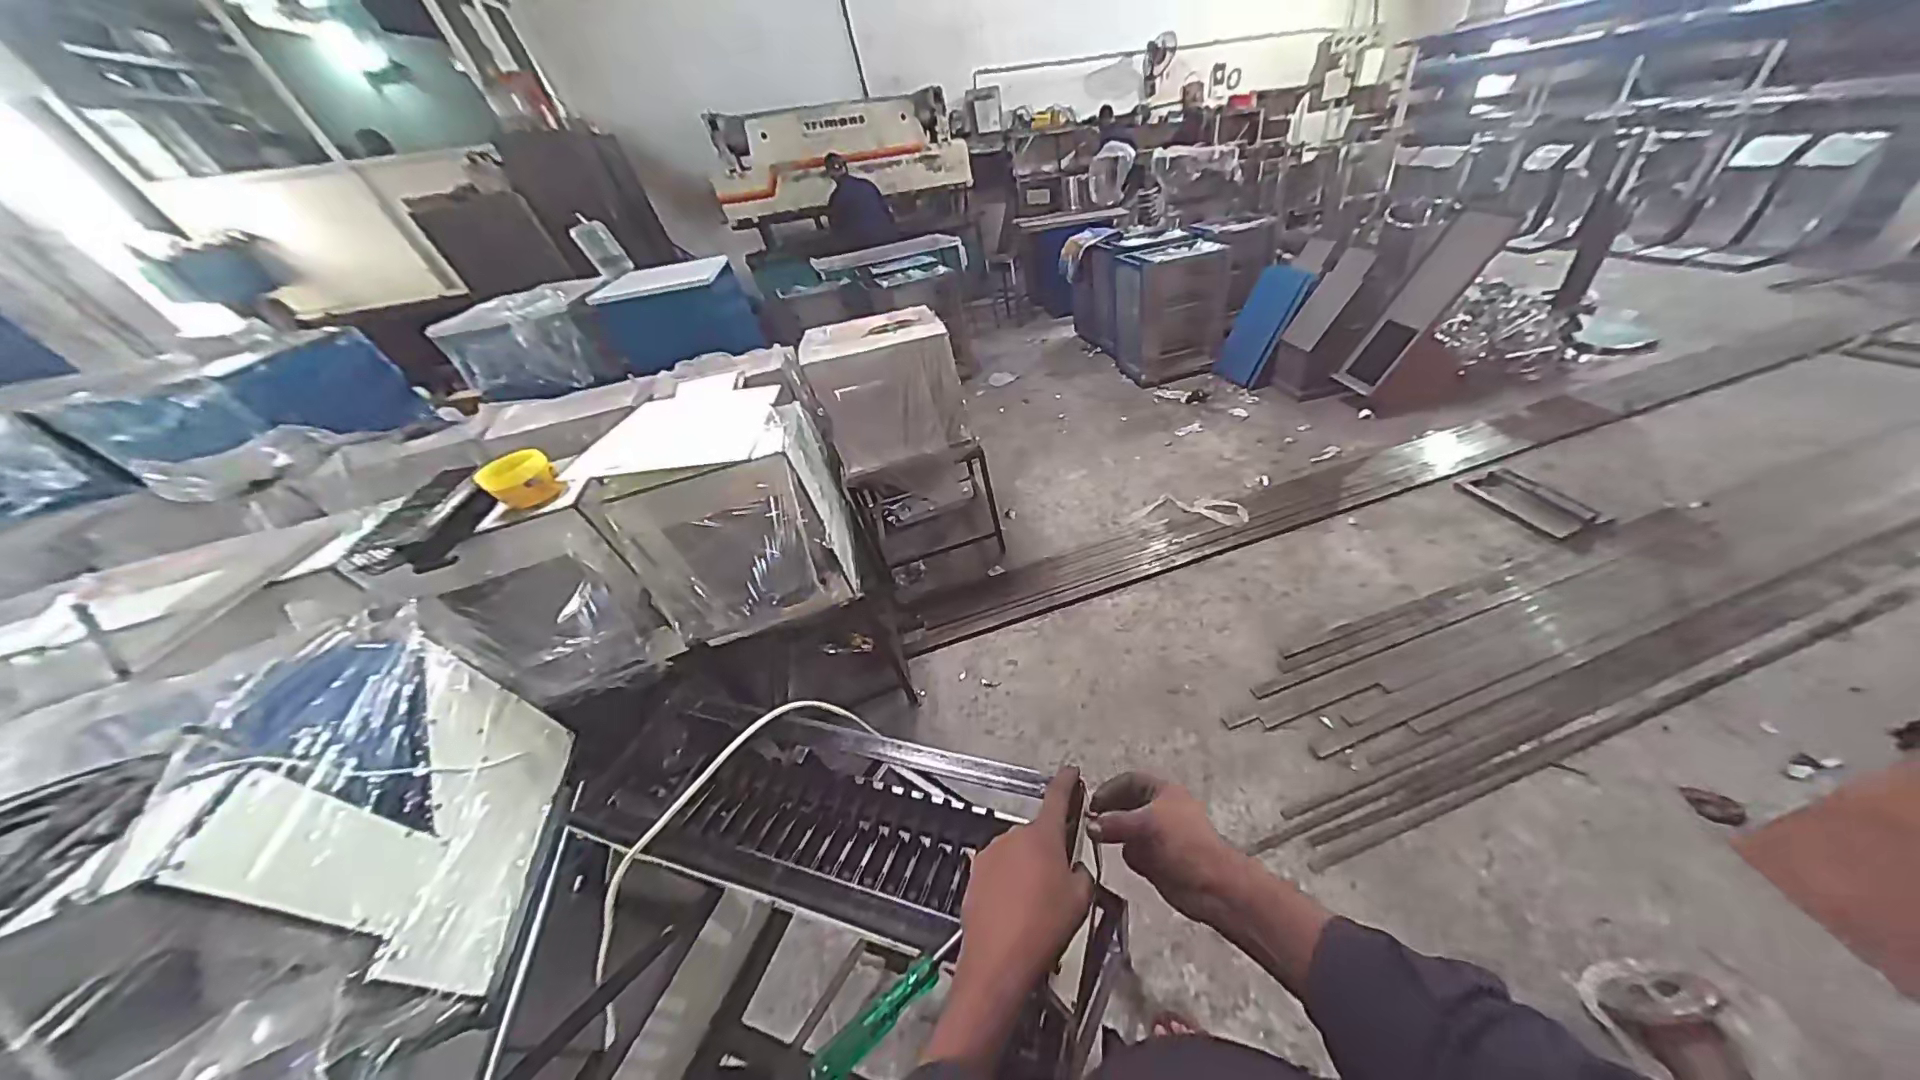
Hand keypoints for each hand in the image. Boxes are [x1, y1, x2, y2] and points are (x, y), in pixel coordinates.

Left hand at [954, 766, 1095, 992]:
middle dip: (1048, 852)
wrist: (998, 960)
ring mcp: (990, 853)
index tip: (1071, 771)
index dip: (1067, 782)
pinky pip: (998, 870)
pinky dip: (1008, 883)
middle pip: (1037, 834)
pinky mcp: (974, 872)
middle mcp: (1013, 835)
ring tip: (1034, 905)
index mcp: (1042, 835)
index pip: (1057, 797)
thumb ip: (1081, 872)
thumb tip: (1074, 868)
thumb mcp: (1081, 899)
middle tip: (1058, 884)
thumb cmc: (1044, 926)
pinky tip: (1014, 910)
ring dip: (1026, 869)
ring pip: (1016, 854)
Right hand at [1086, 771, 1248, 925]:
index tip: (1091, 803)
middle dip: (1110, 813)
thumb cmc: (1185, 844)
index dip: (1109, 789)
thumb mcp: (1146, 824)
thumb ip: (1115, 822)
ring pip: (1128, 830)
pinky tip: (1123, 858)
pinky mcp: (1158, 860)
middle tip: (1090, 821)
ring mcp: (1160, 837)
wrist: (1213, 887)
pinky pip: (1134, 853)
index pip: (1129, 781)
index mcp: (1164, 792)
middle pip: (1127, 805)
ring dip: (1116, 834)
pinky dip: (1129, 855)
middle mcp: (1161, 811)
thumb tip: (1091, 826)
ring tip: (1100, 838)